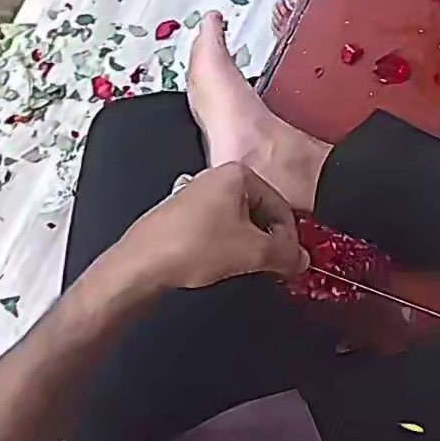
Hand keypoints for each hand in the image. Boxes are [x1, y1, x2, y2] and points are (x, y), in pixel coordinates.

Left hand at [92, 162, 309, 295]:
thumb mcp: (252, 252)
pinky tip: (220, 264)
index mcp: (238, 174)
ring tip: (244, 266)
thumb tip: (301, 259)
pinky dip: (227, 246)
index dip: (290, 238)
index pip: (281, 206)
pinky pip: (219, 229)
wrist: (138, 266)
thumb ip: (285, 255)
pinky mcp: (184, 215)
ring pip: (240, 223)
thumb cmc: (190, 247)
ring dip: (248, 246)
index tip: (291, 261)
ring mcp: (198, 195)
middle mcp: (217, 178)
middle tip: (271, 266)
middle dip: (269, 242)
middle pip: (261, 213)